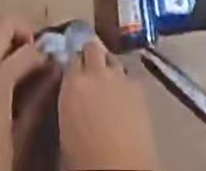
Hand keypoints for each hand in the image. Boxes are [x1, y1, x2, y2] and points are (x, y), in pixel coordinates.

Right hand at [58, 38, 157, 170]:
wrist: (120, 168)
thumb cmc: (85, 157)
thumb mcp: (66, 125)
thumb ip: (68, 100)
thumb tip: (71, 93)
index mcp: (73, 83)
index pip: (69, 58)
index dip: (72, 64)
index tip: (72, 71)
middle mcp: (95, 73)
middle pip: (92, 48)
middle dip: (90, 54)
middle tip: (89, 67)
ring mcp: (119, 78)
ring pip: (112, 58)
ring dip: (108, 65)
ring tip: (108, 79)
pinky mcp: (139, 89)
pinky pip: (129, 76)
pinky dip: (125, 81)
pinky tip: (124, 93)